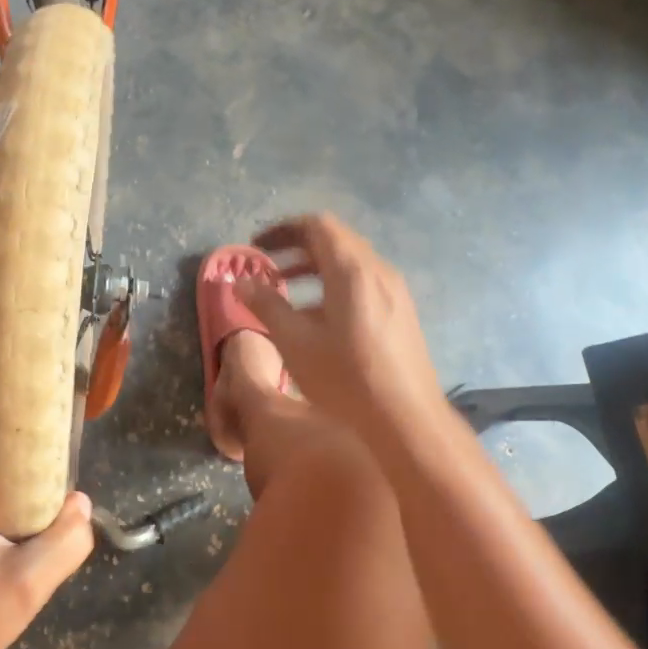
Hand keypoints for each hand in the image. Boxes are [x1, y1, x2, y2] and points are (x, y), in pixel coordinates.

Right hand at [238, 214, 447, 433]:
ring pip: (350, 263)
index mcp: (352, 271)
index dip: (282, 230)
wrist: (406, 422)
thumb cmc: (345, 380)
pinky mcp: (401, 314)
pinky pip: (363, 284)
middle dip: (296, 247)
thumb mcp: (294, 342)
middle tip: (266, 266)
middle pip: (335, 241)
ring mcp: (395, 293)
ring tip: (285, 290)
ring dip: (314, 268)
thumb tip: (240, 282)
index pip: (317, 226)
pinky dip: (333, 285)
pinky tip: (316, 318)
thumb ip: (265, 305)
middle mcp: (378, 272)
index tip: (256, 247)